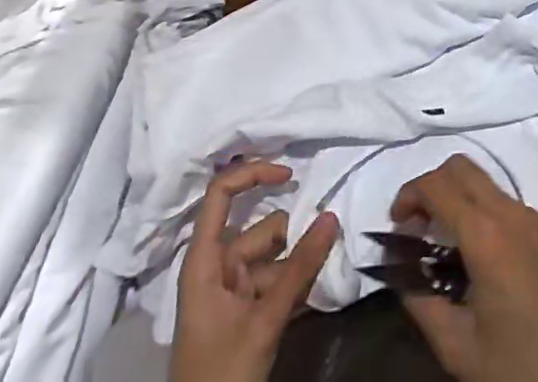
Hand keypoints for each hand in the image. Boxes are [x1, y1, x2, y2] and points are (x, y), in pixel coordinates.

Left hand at [170, 162, 339, 381]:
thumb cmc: (221, 374)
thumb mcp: (265, 319)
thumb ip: (301, 267)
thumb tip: (331, 215)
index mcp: (205, 261)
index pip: (220, 195)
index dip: (253, 175)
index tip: (293, 175)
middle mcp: (216, 266)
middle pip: (262, 228)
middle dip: (296, 236)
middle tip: (328, 246)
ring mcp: (231, 289)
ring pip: (276, 255)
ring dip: (301, 263)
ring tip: (321, 282)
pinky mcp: (246, 309)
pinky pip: (278, 279)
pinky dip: (297, 283)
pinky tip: (314, 297)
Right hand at [390, 156, 537, 381]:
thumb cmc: (515, 363)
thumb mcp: (455, 343)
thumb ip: (421, 299)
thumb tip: (400, 270)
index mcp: (486, 234)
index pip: (438, 185)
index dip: (408, 194)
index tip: (394, 224)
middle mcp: (511, 212)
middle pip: (462, 167)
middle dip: (430, 185)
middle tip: (413, 225)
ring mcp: (532, 217)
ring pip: (484, 180)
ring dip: (455, 195)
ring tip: (437, 238)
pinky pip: (503, 200)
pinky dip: (477, 207)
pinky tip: (469, 249)